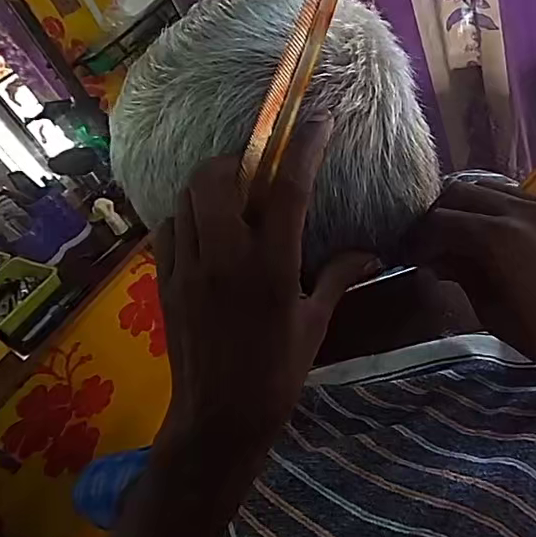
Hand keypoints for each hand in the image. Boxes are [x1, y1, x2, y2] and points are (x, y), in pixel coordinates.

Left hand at [152, 115, 373, 492]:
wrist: (220, 416)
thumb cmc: (277, 373)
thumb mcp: (315, 323)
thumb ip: (338, 277)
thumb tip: (371, 252)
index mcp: (271, 266)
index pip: (287, 188)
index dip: (305, 146)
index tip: (318, 120)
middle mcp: (225, 257)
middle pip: (217, 176)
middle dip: (238, 159)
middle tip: (255, 170)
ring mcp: (187, 268)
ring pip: (187, 198)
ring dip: (210, 187)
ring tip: (230, 199)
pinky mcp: (164, 282)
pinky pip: (167, 229)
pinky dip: (185, 218)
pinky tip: (202, 232)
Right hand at [402, 180, 535, 424]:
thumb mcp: (494, 312)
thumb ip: (462, 275)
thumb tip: (437, 260)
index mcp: (500, 237)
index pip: (441, 221)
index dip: (418, 238)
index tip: (407, 256)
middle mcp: (523, 210)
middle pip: (461, 193)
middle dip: (437, 215)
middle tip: (427, 245)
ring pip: (490, 189)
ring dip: (466, 209)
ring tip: (456, 240)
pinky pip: (517, 199)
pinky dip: (494, 211)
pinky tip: (491, 240)